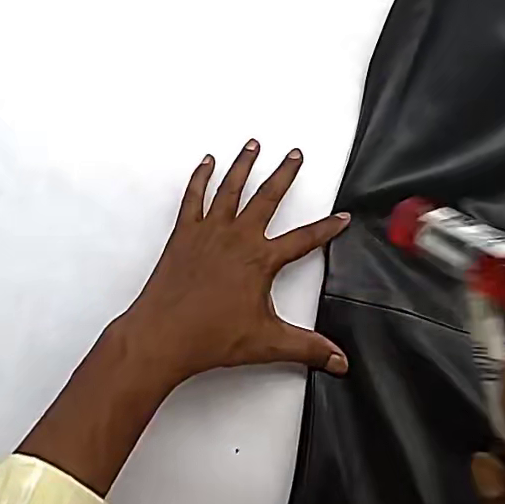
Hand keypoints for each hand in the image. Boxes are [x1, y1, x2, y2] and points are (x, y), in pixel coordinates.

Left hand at [123, 140, 350, 383]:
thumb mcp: (267, 343)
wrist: (163, 336)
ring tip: (254, 144)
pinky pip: (194, 196)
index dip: (326, 228)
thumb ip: (307, 348)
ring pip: (231, 187)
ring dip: (244, 164)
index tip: (341, 217)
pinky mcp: (185, 232)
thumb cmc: (210, 337)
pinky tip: (206, 163)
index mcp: (260, 259)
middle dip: (285, 173)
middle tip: (295, 154)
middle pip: (268, 197)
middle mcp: (237, 237)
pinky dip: (200, 177)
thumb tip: (338, 360)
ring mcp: (209, 230)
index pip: (303, 240)